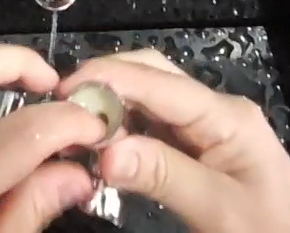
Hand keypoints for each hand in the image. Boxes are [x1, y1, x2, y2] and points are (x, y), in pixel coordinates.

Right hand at [60, 48, 289, 232]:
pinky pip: (157, 129)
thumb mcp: (221, 212)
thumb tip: (102, 148)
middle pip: (153, 77)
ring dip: (114, 107)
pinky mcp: (204, 153)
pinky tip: (104, 146)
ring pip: (151, 100)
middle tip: (63, 103)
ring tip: (75, 124)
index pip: (158, 81)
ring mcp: (210, 131)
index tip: (64, 91)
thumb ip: (162, 175)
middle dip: (108, 82)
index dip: (109, 79)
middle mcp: (216, 111)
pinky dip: (127, 132)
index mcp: (226, 114)